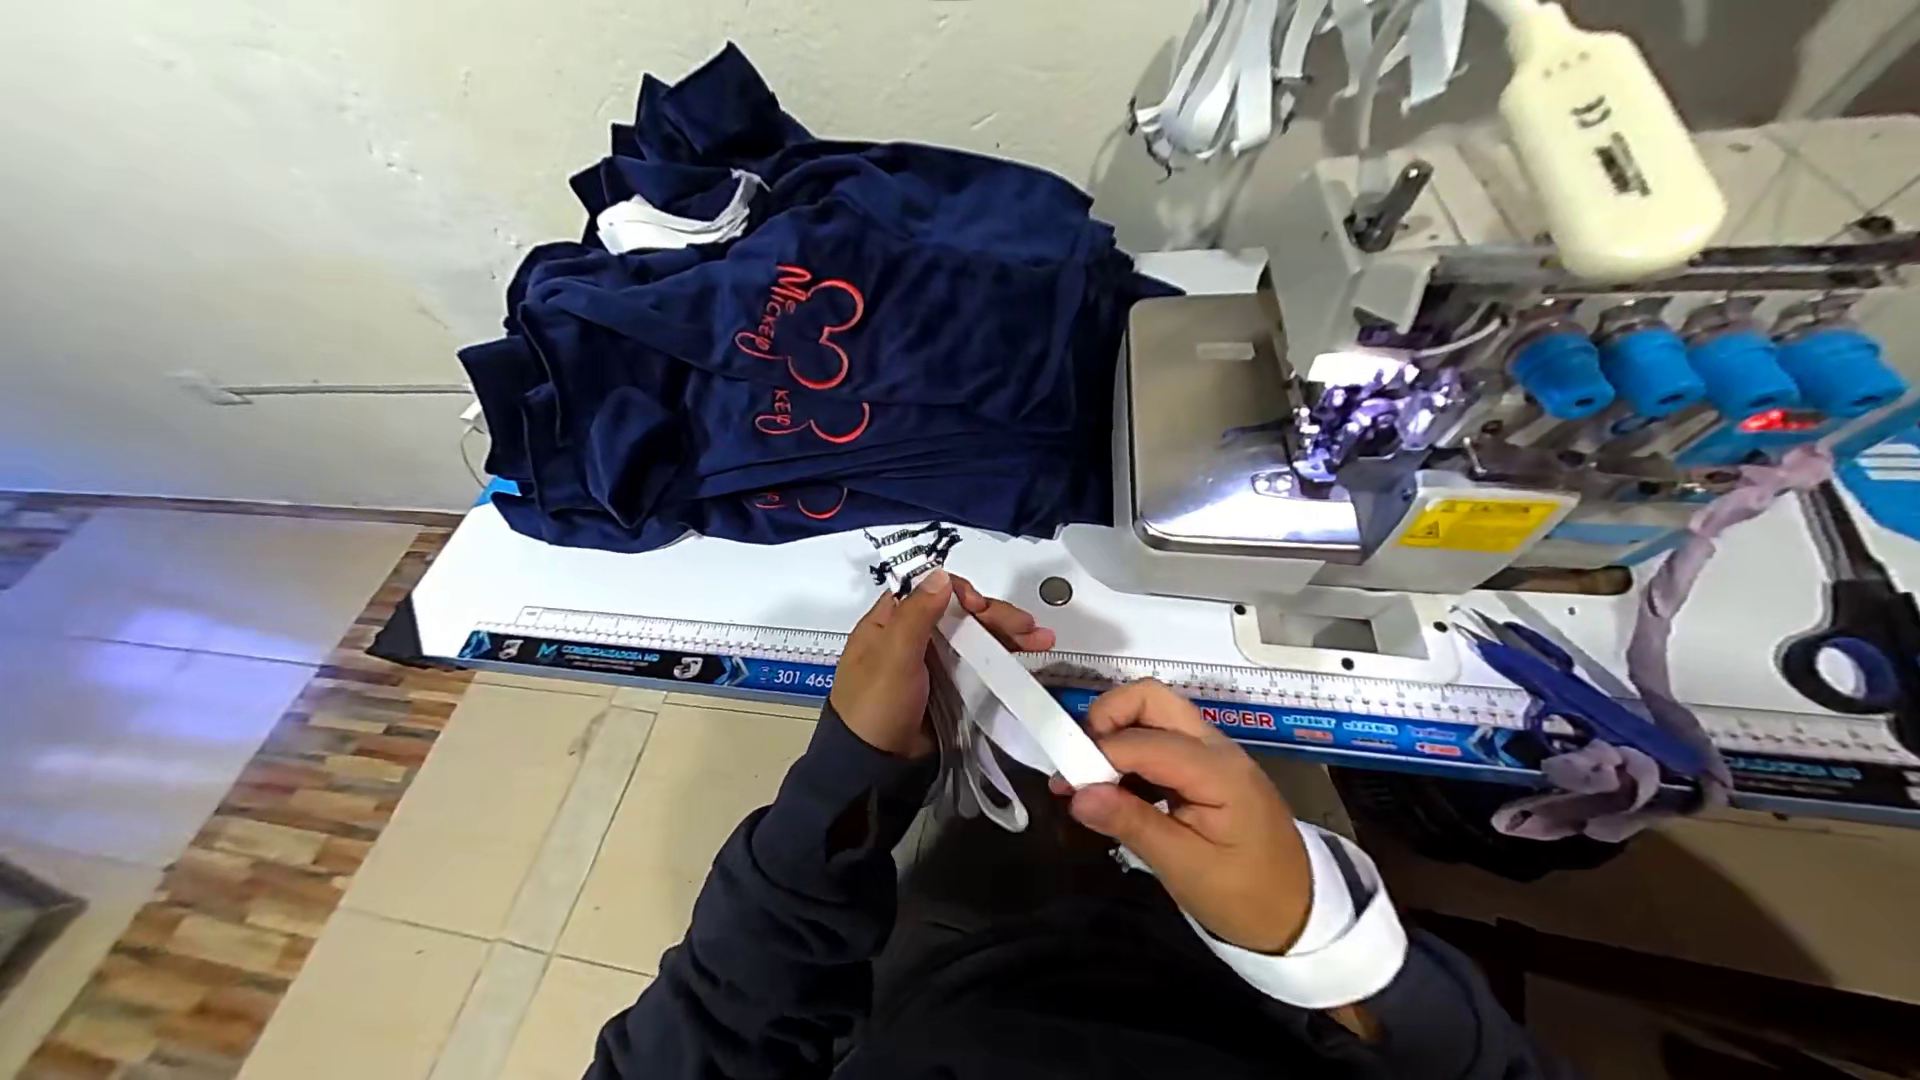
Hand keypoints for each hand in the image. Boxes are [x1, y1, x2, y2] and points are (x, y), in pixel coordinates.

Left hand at [830, 569, 1054, 758]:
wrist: (877, 767)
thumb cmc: (875, 706)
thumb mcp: (892, 656)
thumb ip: (916, 614)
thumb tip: (941, 574)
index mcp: (890, 622)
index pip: (928, 590)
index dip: (957, 591)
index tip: (978, 606)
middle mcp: (913, 637)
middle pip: (959, 613)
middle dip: (994, 614)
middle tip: (1026, 625)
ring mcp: (935, 662)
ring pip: (975, 636)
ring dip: (1007, 634)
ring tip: (1041, 638)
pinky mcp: (952, 685)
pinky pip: (980, 663)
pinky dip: (1004, 657)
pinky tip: (1028, 654)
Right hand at [1054, 679, 1313, 953]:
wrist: (1299, 915)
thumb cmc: (1245, 897)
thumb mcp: (1185, 868)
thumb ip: (1131, 823)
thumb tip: (1077, 795)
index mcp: (1218, 771)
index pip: (1145, 741)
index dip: (1099, 755)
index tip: (1067, 783)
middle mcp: (1216, 746)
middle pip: (1151, 698)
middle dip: (1108, 717)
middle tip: (1081, 760)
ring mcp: (1212, 750)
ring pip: (1154, 709)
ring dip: (1117, 729)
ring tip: (1091, 773)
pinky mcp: (1205, 763)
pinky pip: (1160, 734)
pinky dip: (1130, 745)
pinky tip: (1116, 782)